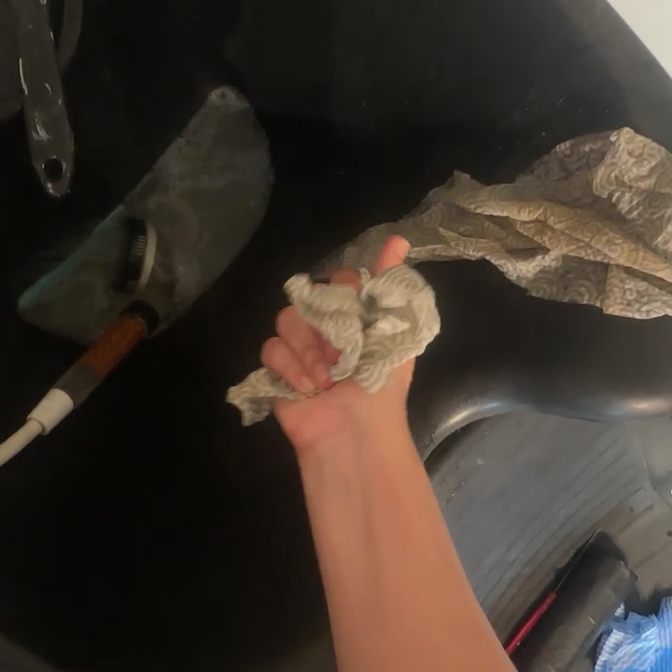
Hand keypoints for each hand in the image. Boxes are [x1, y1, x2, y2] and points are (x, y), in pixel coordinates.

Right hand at [264, 236, 414, 454]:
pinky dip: (291, 367)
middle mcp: (326, 326)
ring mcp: (299, 347)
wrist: (356, 432)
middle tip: (344, 353)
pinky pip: (272, 348)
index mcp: (355, 315)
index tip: (358, 315)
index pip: (342, 280)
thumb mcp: (396, 332)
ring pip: (287, 319)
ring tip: (328, 379)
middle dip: (326, 326)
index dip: (346, 292)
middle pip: (308, 296)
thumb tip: (399, 239)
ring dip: (308, 350)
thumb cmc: (381, 387)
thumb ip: (391, 285)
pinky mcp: (277, 368)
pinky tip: (309, 388)